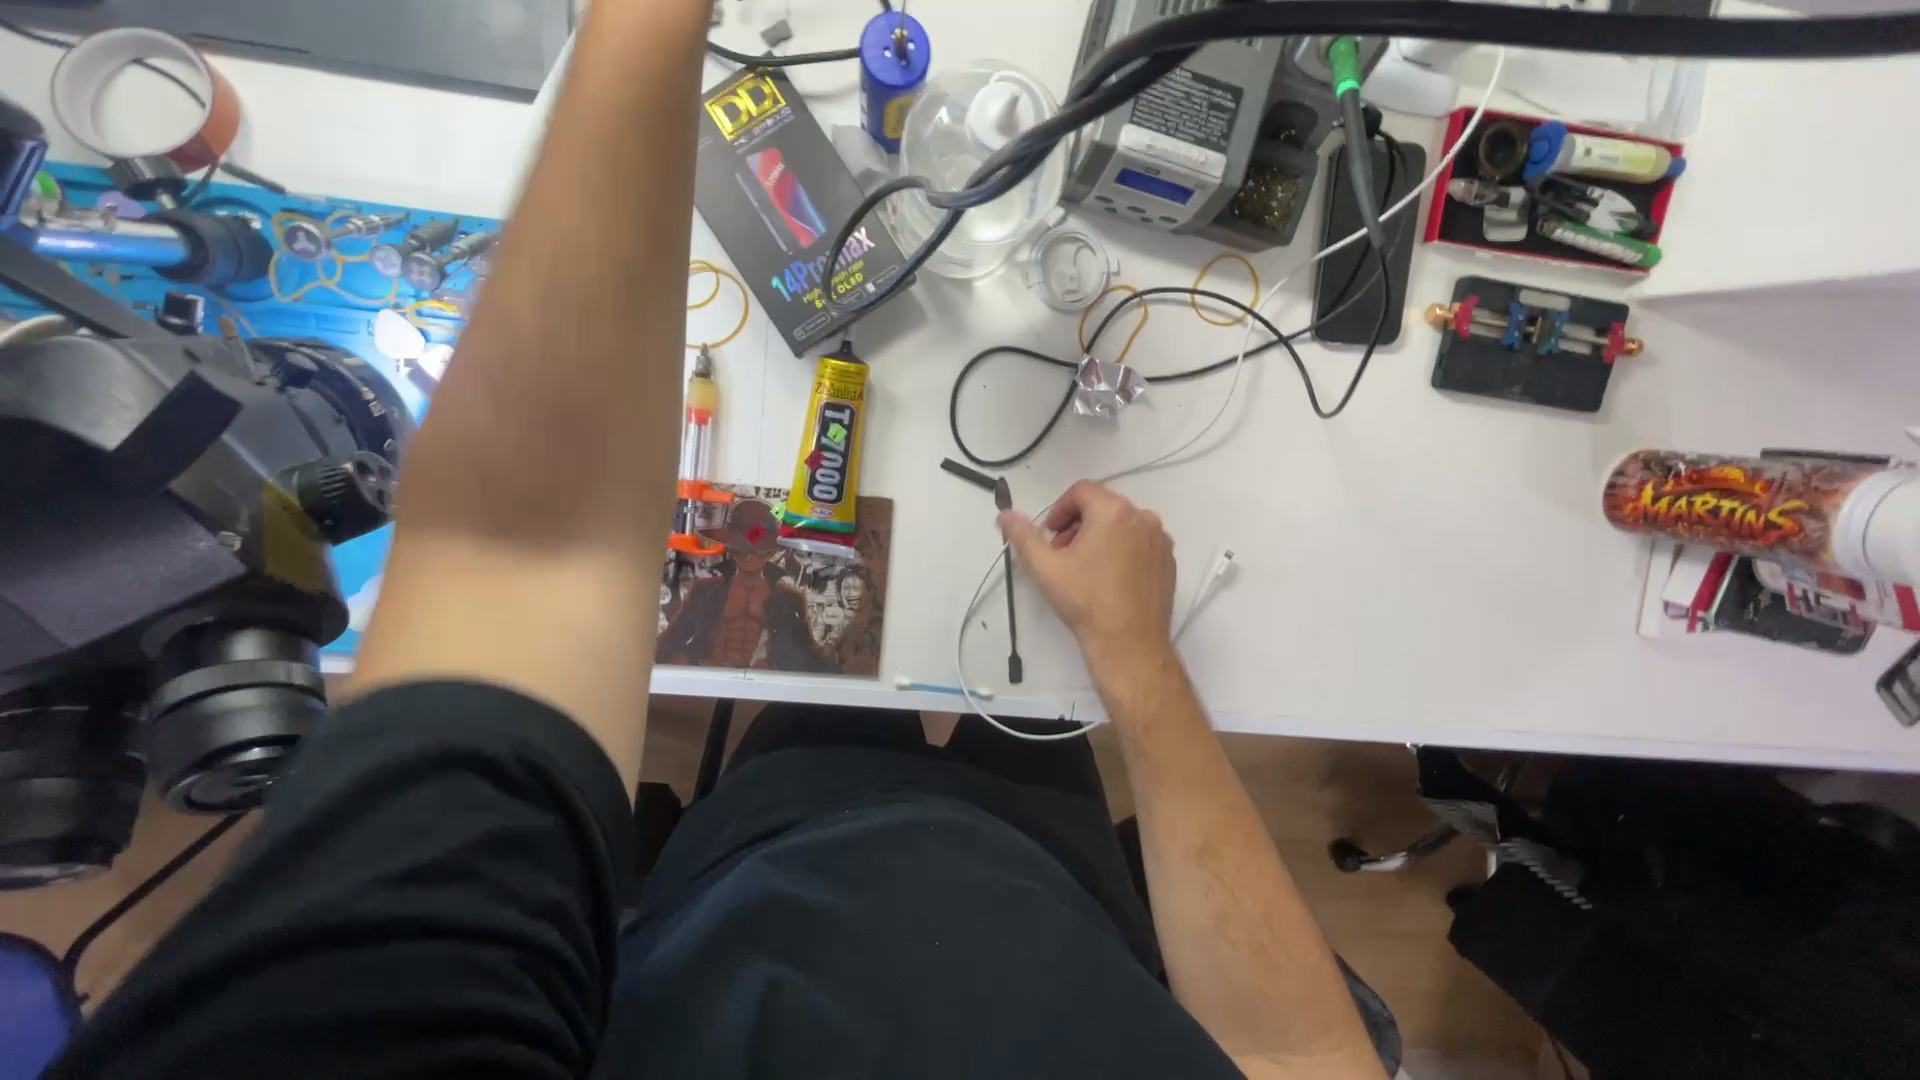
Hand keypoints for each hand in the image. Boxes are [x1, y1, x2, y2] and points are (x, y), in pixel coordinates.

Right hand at [998, 480, 1175, 671]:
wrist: (1129, 642)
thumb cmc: (1085, 601)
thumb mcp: (1045, 567)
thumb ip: (1022, 535)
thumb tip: (1005, 515)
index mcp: (1113, 512)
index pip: (1081, 491)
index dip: (1060, 509)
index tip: (1051, 534)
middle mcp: (1142, 518)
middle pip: (1103, 505)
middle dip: (1078, 523)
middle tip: (1063, 551)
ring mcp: (1159, 539)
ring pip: (1123, 523)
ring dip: (1100, 535)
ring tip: (1085, 566)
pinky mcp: (1168, 560)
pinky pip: (1141, 542)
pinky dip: (1123, 549)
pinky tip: (1110, 577)